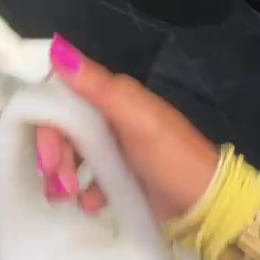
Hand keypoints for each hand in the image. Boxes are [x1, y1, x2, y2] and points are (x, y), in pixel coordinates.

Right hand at [34, 35, 219, 220]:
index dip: (47, 121)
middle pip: (63, 127)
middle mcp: (110, 116)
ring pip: (72, 151)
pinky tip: (88, 204)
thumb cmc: (173, 159)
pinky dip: (83, 189)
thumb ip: (96, 86)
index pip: (62, 96)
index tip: (47, 153)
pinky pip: (89, 176)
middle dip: (54, 153)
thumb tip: (56, 48)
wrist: (212, 210)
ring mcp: (115, 147)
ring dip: (64, 173)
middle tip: (57, 183)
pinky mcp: (121, 175)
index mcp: (112, 96)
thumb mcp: (136, 120)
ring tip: (68, 197)